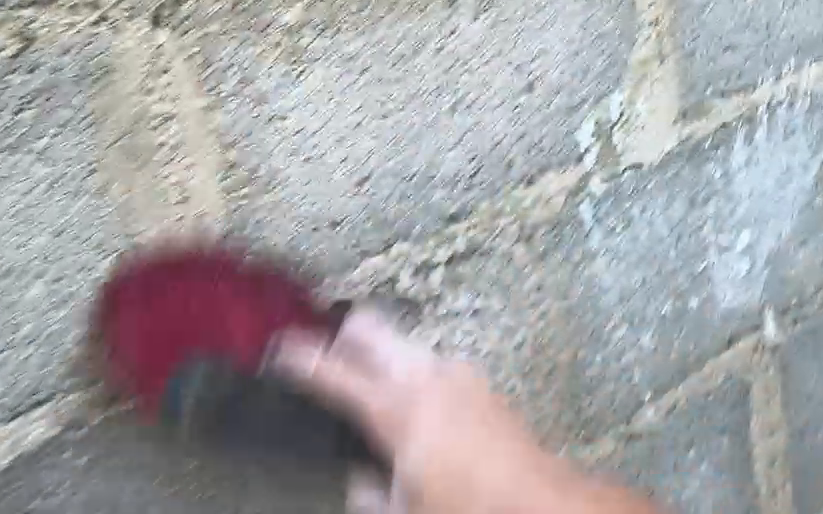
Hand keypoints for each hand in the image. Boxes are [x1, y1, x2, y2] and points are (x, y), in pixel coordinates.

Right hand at [268, 310, 664, 513]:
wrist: (544, 504)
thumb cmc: (466, 509)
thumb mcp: (406, 513)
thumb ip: (371, 493)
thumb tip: (357, 477)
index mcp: (395, 408)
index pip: (333, 372)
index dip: (300, 356)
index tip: (278, 345)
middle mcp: (422, 374)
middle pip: (370, 326)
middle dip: (343, 332)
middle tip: (328, 351)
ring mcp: (453, 370)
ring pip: (402, 342)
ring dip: (381, 355)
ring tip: (374, 388)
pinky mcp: (476, 380)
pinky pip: (431, 363)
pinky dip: (413, 374)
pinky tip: (420, 410)